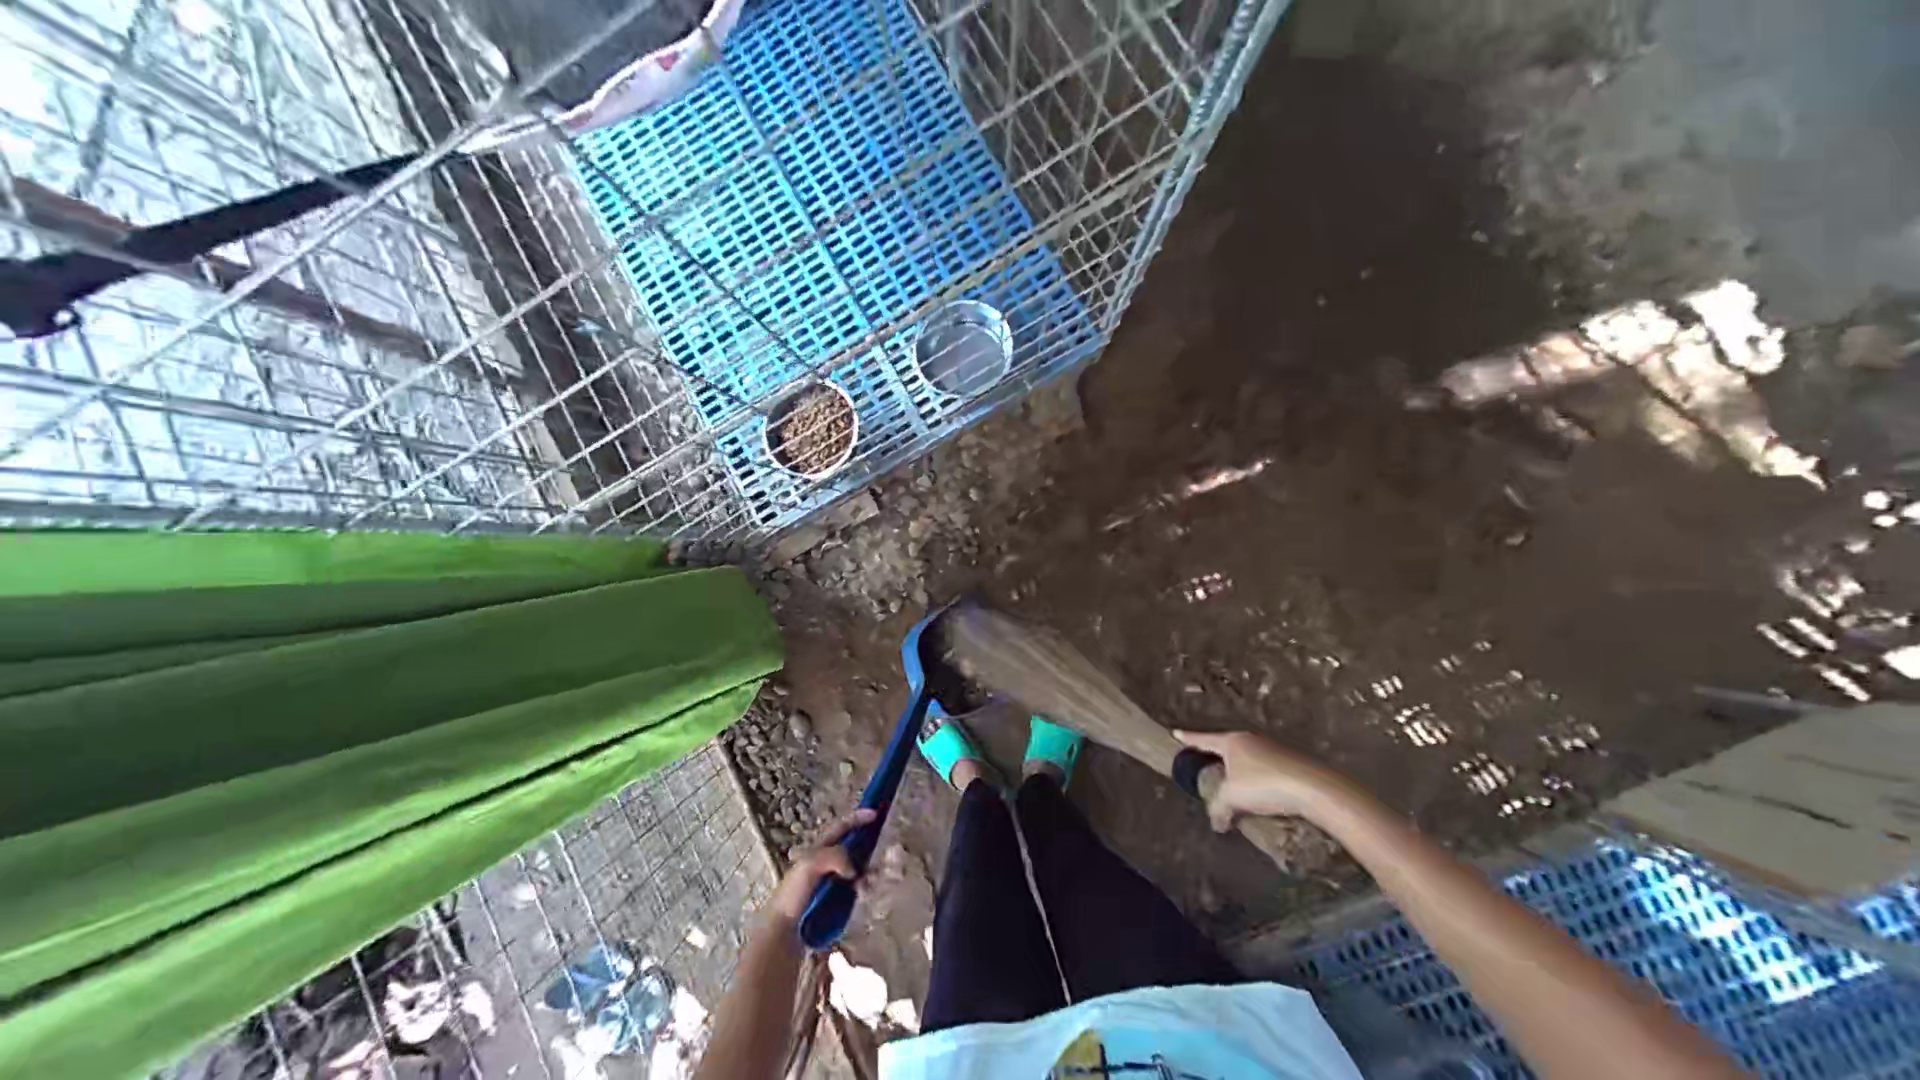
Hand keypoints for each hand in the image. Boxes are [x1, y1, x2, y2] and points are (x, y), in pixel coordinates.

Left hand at [763, 808, 877, 925]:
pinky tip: (864, 894)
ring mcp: (829, 882)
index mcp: (817, 849)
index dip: (857, 818)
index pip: (840, 827)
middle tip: (880, 859)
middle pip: (852, 847)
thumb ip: (835, 856)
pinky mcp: (833, 901)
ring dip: (867, 872)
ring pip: (856, 869)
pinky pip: (854, 888)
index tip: (875, 814)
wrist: (782, 932)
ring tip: (870, 883)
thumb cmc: (793, 894)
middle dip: (867, 850)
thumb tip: (854, 870)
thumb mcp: (810, 864)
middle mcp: (824, 862)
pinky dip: (862, 888)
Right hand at [1173, 729, 1365, 830]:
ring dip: (1239, 769)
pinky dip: (1257, 777)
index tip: (1175, 733)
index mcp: (1232, 741)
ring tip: (1234, 783)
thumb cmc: (1264, 785)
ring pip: (1247, 757)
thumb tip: (1217, 824)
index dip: (1188, 739)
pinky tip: (1260, 792)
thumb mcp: (1232, 798)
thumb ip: (1219, 809)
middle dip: (1216, 755)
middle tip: (1205, 761)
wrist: (1314, 788)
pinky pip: (1264, 767)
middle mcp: (1250, 740)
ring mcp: (1272, 748)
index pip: (1204, 739)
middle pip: (1226, 746)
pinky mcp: (1290, 761)